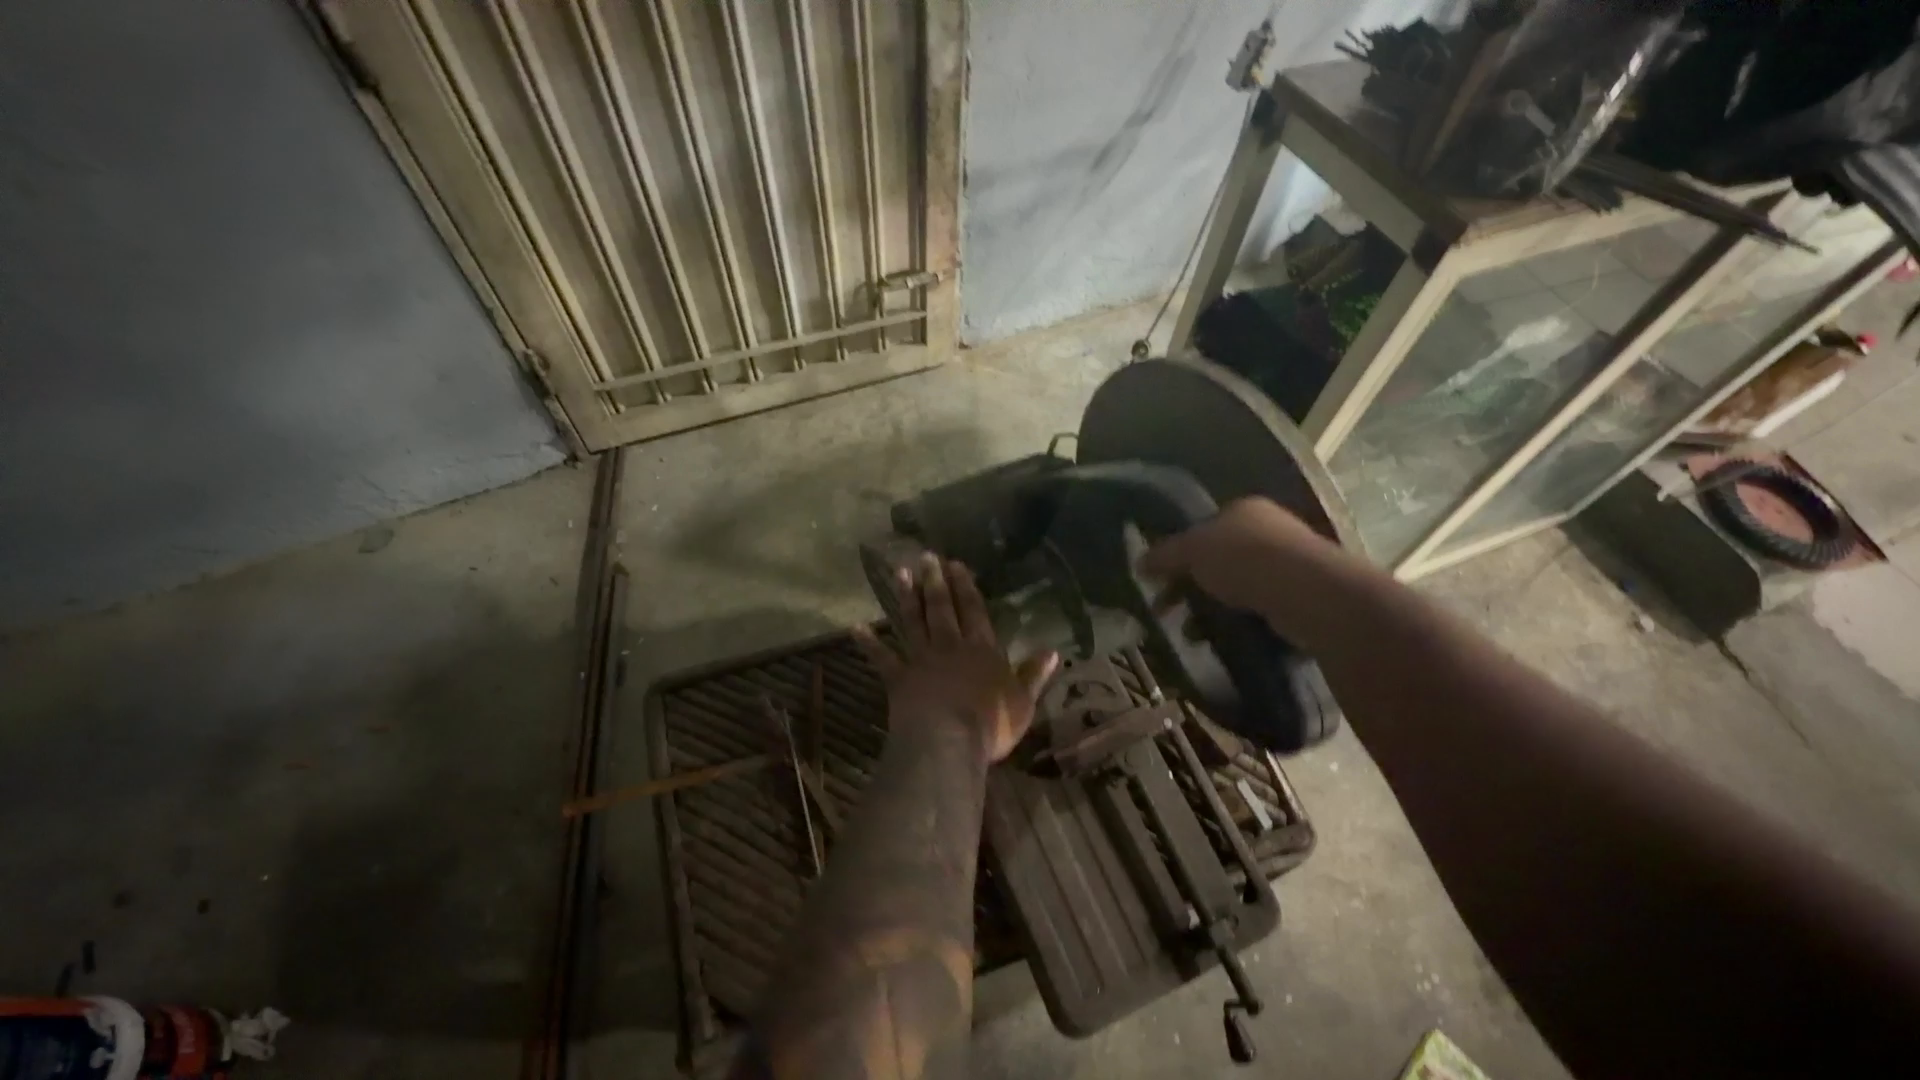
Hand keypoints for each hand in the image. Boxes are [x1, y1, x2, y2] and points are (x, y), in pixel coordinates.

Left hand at [853, 554, 1058, 762]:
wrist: (948, 740)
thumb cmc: (991, 723)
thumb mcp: (1023, 701)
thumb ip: (1034, 675)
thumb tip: (1054, 652)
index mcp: (983, 650)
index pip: (974, 611)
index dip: (966, 587)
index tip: (956, 564)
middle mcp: (950, 647)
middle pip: (942, 609)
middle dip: (935, 581)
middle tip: (926, 557)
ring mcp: (922, 660)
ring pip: (913, 623)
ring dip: (907, 598)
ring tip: (900, 573)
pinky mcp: (899, 679)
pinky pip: (882, 658)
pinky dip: (869, 643)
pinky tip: (855, 627)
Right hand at [1139, 497, 1341, 635]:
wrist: (1304, 592)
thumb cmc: (1243, 560)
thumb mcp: (1192, 551)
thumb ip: (1164, 555)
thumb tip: (1139, 562)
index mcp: (1243, 509)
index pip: (1203, 529)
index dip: (1177, 554)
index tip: (1158, 582)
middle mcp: (1269, 530)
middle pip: (1219, 559)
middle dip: (1191, 586)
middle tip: (1168, 612)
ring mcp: (1289, 563)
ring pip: (1238, 587)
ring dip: (1212, 609)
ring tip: (1194, 634)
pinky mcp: (1301, 595)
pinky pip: (1259, 608)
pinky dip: (1240, 623)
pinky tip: (1227, 639)